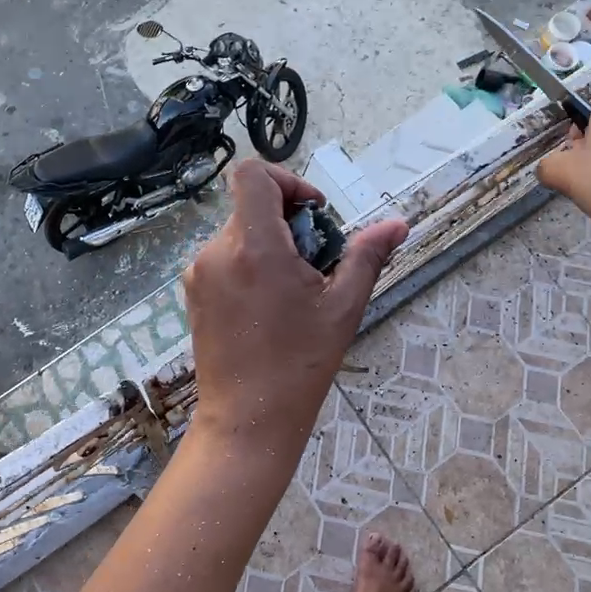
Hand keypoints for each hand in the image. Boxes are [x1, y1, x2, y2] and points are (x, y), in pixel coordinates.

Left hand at [184, 160, 407, 449]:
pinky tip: (267, 306)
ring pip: (237, 235)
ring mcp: (199, 273)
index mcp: (254, 246)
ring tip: (291, 292)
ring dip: (268, 247)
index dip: (287, 180)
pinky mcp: (193, 293)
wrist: (248, 416)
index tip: (312, 213)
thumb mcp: (343, 307)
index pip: (253, 174)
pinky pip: (223, 260)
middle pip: (250, 207)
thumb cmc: (300, 363)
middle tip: (313, 263)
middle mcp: (217, 251)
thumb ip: (366, 256)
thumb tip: (397, 224)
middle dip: (287, 223)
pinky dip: (248, 267)